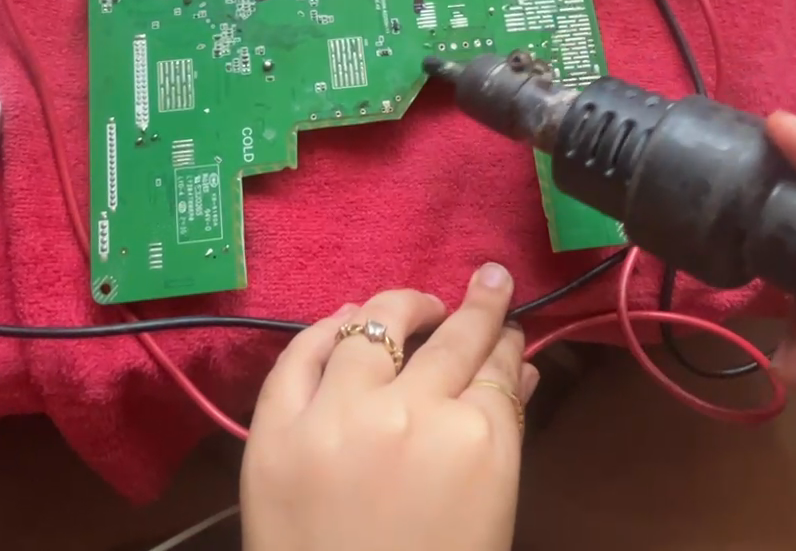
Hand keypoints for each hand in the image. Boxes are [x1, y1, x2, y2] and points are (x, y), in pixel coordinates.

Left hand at [241, 265, 535, 550]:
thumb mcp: (487, 515)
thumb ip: (502, 436)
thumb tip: (518, 369)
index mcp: (475, 446)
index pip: (496, 368)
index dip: (504, 339)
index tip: (506, 321)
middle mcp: (410, 413)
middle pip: (452, 339)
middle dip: (477, 306)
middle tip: (488, 279)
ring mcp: (337, 414)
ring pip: (375, 325)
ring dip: (400, 306)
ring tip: (416, 304)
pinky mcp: (276, 428)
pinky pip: (301, 353)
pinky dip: (324, 329)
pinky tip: (344, 317)